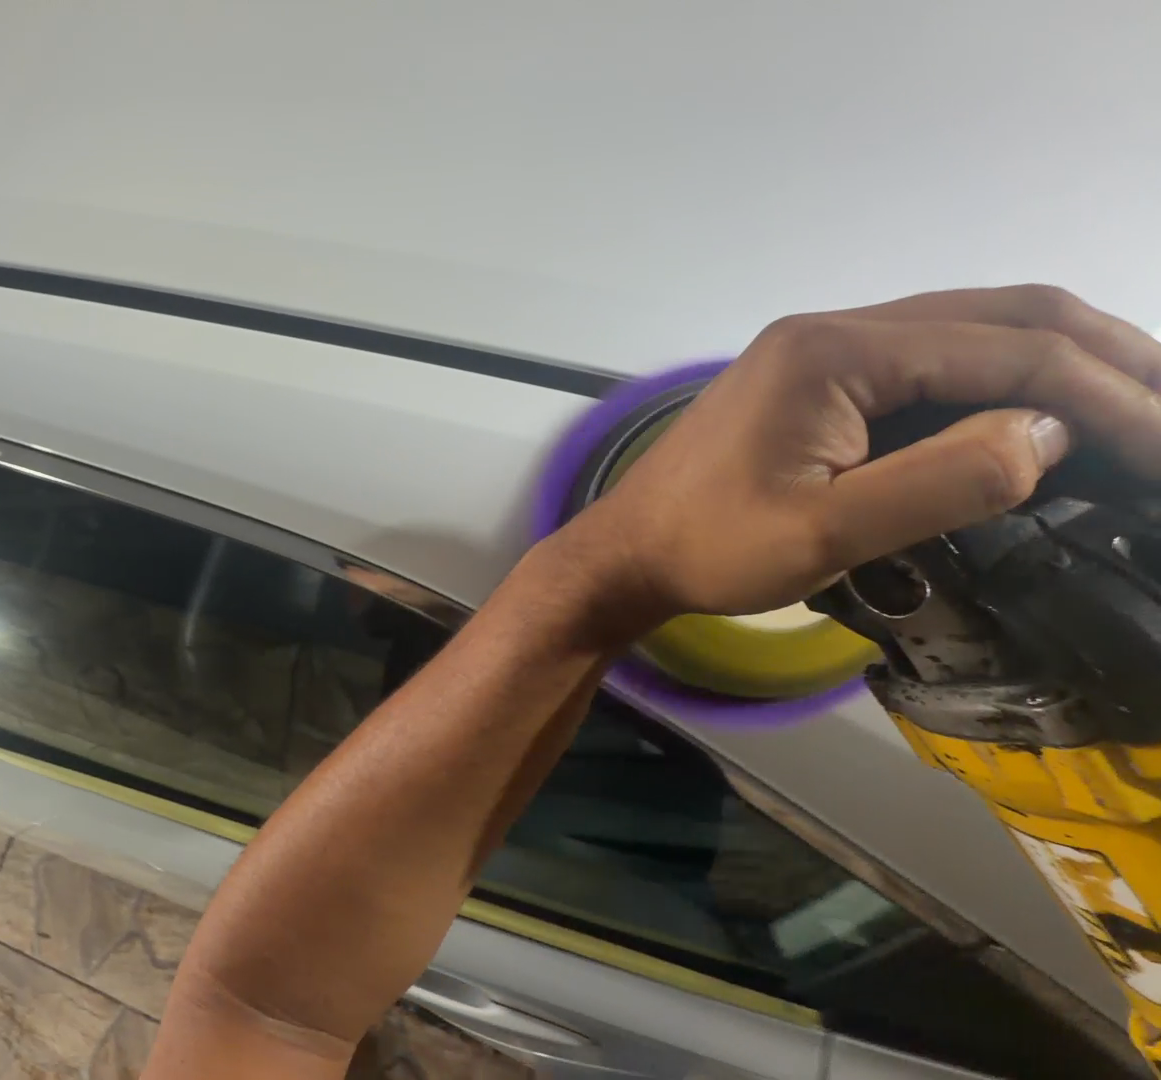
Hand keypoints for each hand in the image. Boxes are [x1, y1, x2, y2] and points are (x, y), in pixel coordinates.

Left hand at [575, 285, 1160, 619]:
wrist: (625, 553)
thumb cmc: (708, 548)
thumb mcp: (828, 531)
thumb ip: (945, 481)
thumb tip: (1053, 429)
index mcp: (832, 352)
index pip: (1011, 349)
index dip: (1113, 396)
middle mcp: (826, 331)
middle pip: (1000, 317)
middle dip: (1103, 359)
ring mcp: (812, 354)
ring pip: (964, 334)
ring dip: (1053, 366)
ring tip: (1129, 414)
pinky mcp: (804, 384)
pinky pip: (920, 366)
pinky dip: (989, 384)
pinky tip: (1028, 421)